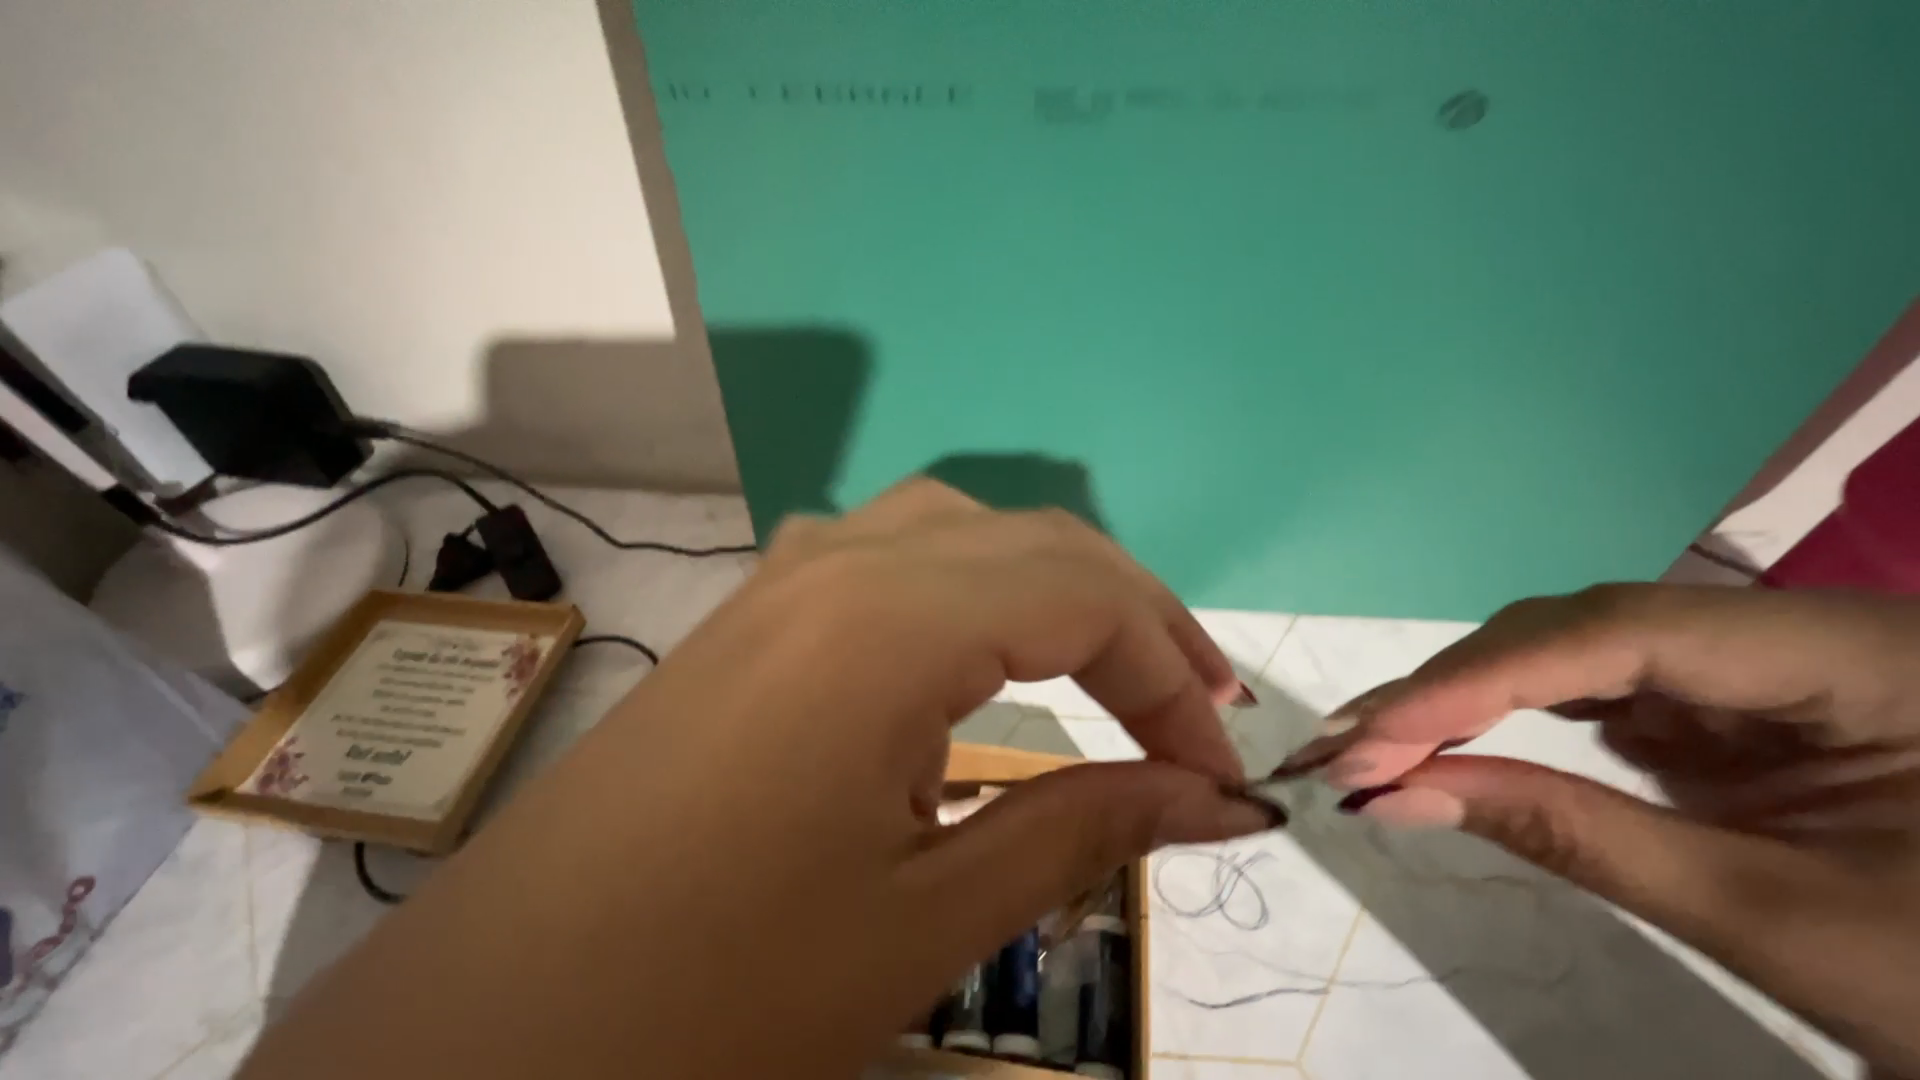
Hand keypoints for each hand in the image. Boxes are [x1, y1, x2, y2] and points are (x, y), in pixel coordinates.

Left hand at [242, 478, 1277, 1079]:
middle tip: (1197, 710)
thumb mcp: (925, 922)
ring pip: (959, 530)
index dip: (1172, 680)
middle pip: (1032, 542)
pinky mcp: (752, 618)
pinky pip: (888, 557)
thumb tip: (1217, 800)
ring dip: (1050, 587)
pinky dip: (969, 586)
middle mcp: (836, 566)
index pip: (1082, 600)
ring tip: (1110, 668)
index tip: (1222, 776)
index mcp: (883, 626)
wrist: (492, 1027)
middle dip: (1133, 618)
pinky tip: (977, 653)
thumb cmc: (718, 990)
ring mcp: (782, 582)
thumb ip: (1082, 832)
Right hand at [1275, 585, 1919, 1074]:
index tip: (1370, 740)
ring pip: (1574, 652)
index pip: (1621, 635)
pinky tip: (1451, 743)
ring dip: (1467, 699)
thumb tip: (1389, 796)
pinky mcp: (1727, 706)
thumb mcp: (1771, 918)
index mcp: (1858, 654)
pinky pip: (1594, 691)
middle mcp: (1793, 630)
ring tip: (1372, 740)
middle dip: (1454, 690)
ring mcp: (1754, 665)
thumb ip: (1570, 835)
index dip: (1479, 681)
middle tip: (1344, 747)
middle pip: (1584, 630)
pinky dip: (1512, 720)